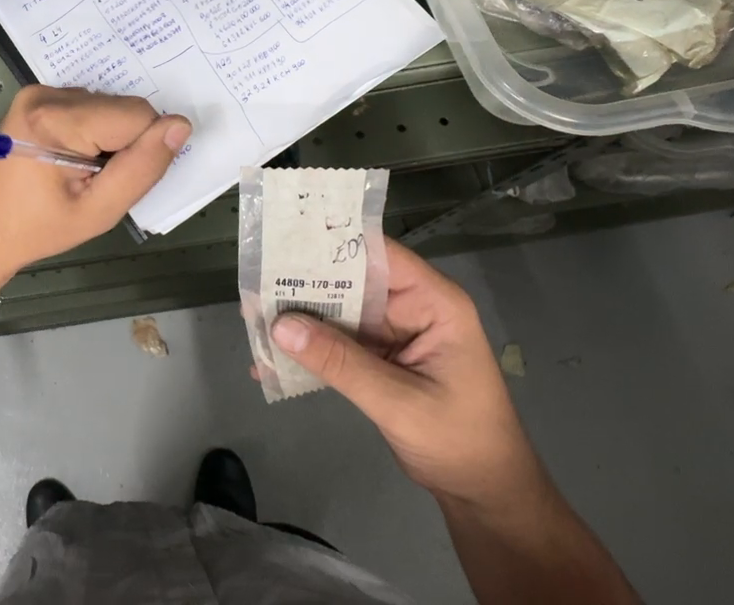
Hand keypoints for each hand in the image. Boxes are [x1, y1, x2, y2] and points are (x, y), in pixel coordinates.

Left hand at [0, 86, 190, 294]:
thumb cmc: (35, 229)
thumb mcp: (99, 211)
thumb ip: (142, 168)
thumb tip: (179, 127)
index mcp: (56, 120)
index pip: (138, 115)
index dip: (141, 150)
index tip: (113, 180)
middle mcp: (45, 95)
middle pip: (122, 106)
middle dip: (122, 143)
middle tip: (93, 180)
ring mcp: (36, 93)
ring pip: (107, 104)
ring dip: (106, 137)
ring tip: (78, 171)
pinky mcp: (33, 97)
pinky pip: (86, 104)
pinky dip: (89, 130)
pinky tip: (68, 158)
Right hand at [268, 241, 545, 508]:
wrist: (483, 494)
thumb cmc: (460, 441)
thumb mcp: (400, 402)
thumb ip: (341, 362)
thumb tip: (280, 325)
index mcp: (432, 302)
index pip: (377, 254)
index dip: (332, 243)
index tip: (283, 239)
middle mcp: (409, 307)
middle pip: (349, 279)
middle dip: (302, 283)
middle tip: (252, 283)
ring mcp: (390, 332)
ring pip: (335, 310)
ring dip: (297, 316)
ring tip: (250, 317)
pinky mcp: (375, 357)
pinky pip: (333, 342)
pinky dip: (305, 348)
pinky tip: (270, 358)